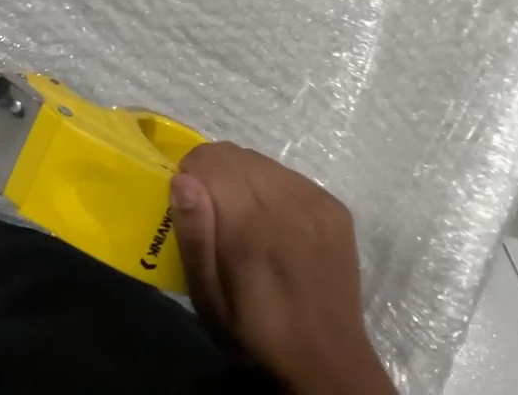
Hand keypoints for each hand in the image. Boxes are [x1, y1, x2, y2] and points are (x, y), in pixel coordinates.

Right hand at [171, 143, 395, 394]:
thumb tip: (182, 179)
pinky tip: (273, 220)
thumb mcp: (208, 297)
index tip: (189, 207)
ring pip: (259, 160)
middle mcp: (289, 204)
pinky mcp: (334, 206)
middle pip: (233, 154)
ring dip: (241, 177)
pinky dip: (269, 186)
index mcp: (253, 227)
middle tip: (213, 215)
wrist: (329, 362)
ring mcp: (317, 202)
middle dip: (213, 174)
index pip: (209, 160)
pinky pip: (286, 174)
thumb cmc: (255, 331)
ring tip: (243, 217)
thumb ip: (193, 235)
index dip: (190, 175)